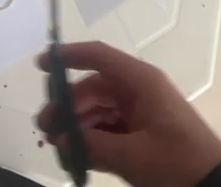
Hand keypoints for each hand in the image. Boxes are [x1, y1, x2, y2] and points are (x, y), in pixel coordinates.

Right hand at [38, 42, 220, 186]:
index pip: (99, 57)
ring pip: (100, 110)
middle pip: (94, 87)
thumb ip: (93, 146)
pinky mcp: (144, 137)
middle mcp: (139, 91)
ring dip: (77, 125)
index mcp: (141, 82)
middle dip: (68, 105)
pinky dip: (92, 139)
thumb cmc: (178, 164)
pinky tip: (75, 154)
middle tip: (44, 125)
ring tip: (55, 144)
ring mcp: (142, 114)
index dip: (69, 56)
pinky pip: (110, 130)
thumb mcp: (134, 156)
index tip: (41, 65)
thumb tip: (59, 140)